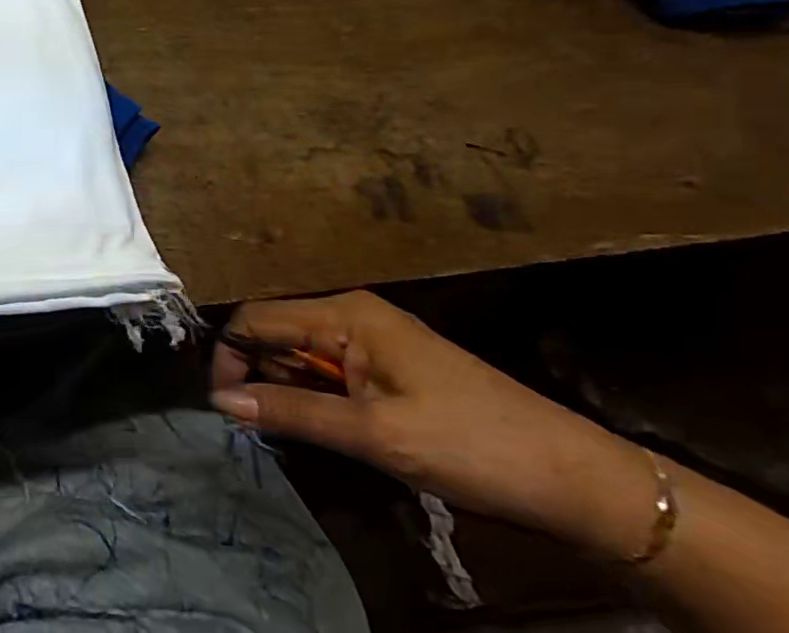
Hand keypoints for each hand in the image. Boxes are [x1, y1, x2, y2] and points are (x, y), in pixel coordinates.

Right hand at [209, 291, 660, 558]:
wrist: (567, 474)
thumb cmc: (468, 443)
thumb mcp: (373, 433)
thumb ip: (292, 412)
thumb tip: (220, 401)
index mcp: (346, 314)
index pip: (258, 318)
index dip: (231, 356)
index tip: (222, 406)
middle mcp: (352, 316)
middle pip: (276, 334)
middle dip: (255, 375)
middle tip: (254, 429)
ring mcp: (370, 343)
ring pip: (299, 356)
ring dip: (281, 391)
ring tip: (283, 433)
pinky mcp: (384, 370)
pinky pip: (326, 374)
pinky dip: (310, 399)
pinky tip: (312, 428)